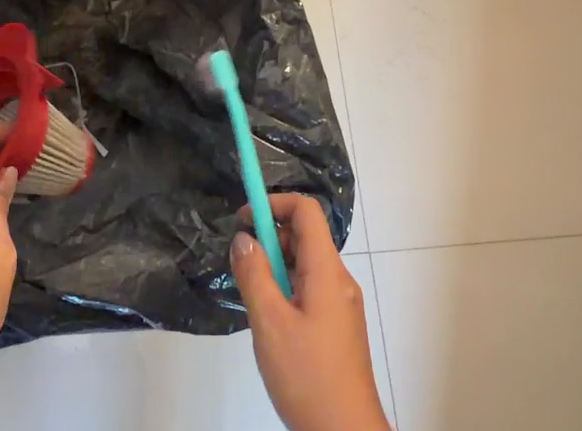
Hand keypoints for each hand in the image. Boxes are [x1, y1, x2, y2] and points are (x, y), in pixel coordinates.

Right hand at [232, 194, 390, 430]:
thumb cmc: (308, 377)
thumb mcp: (269, 324)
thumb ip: (254, 274)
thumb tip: (244, 238)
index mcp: (327, 272)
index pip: (306, 211)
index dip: (274, 204)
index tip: (243, 220)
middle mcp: (338, 280)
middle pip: (305, 236)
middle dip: (270, 238)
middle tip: (240, 265)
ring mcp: (341, 304)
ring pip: (305, 264)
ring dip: (275, 266)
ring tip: (251, 298)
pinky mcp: (337, 326)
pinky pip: (309, 289)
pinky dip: (285, 289)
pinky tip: (269, 321)